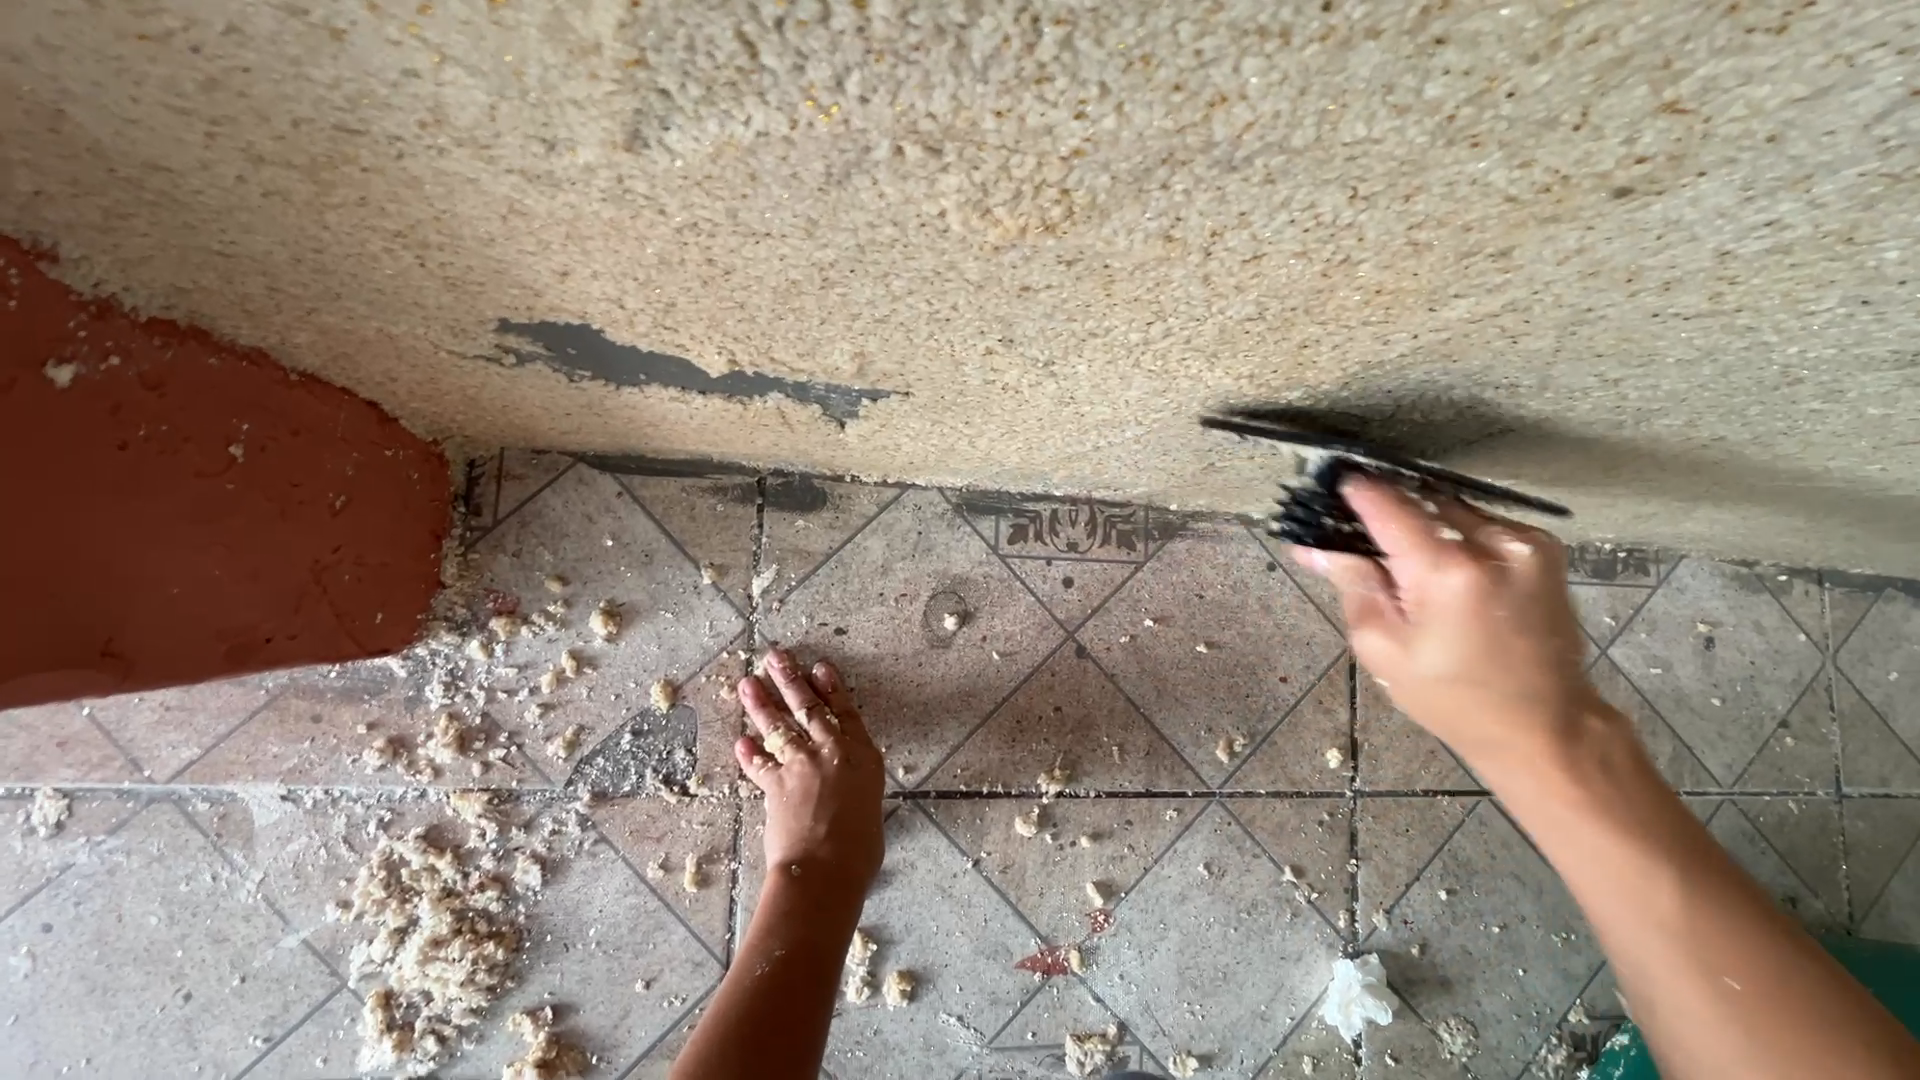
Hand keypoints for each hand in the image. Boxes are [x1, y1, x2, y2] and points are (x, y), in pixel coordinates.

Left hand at [735, 649, 885, 889]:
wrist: (827, 868)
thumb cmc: (860, 850)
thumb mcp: (869, 811)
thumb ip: (854, 793)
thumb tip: (845, 799)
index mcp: (862, 757)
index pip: (846, 713)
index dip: (831, 688)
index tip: (819, 666)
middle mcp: (832, 752)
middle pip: (808, 708)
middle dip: (790, 679)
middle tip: (776, 656)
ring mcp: (802, 765)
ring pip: (779, 727)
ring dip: (761, 703)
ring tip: (748, 682)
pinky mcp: (776, 784)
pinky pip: (760, 765)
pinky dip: (749, 755)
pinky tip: (740, 742)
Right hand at [1294, 476, 1603, 773]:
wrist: (1545, 725)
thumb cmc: (1452, 696)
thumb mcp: (1383, 648)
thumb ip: (1354, 585)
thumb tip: (1317, 548)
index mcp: (1448, 571)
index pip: (1390, 507)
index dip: (1358, 492)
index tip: (1332, 482)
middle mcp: (1493, 544)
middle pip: (1422, 504)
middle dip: (1386, 513)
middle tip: (1358, 533)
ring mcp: (1526, 544)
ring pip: (1453, 511)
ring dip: (1423, 524)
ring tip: (1400, 555)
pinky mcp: (1545, 551)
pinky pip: (1483, 525)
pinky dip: (1456, 534)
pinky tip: (1443, 565)